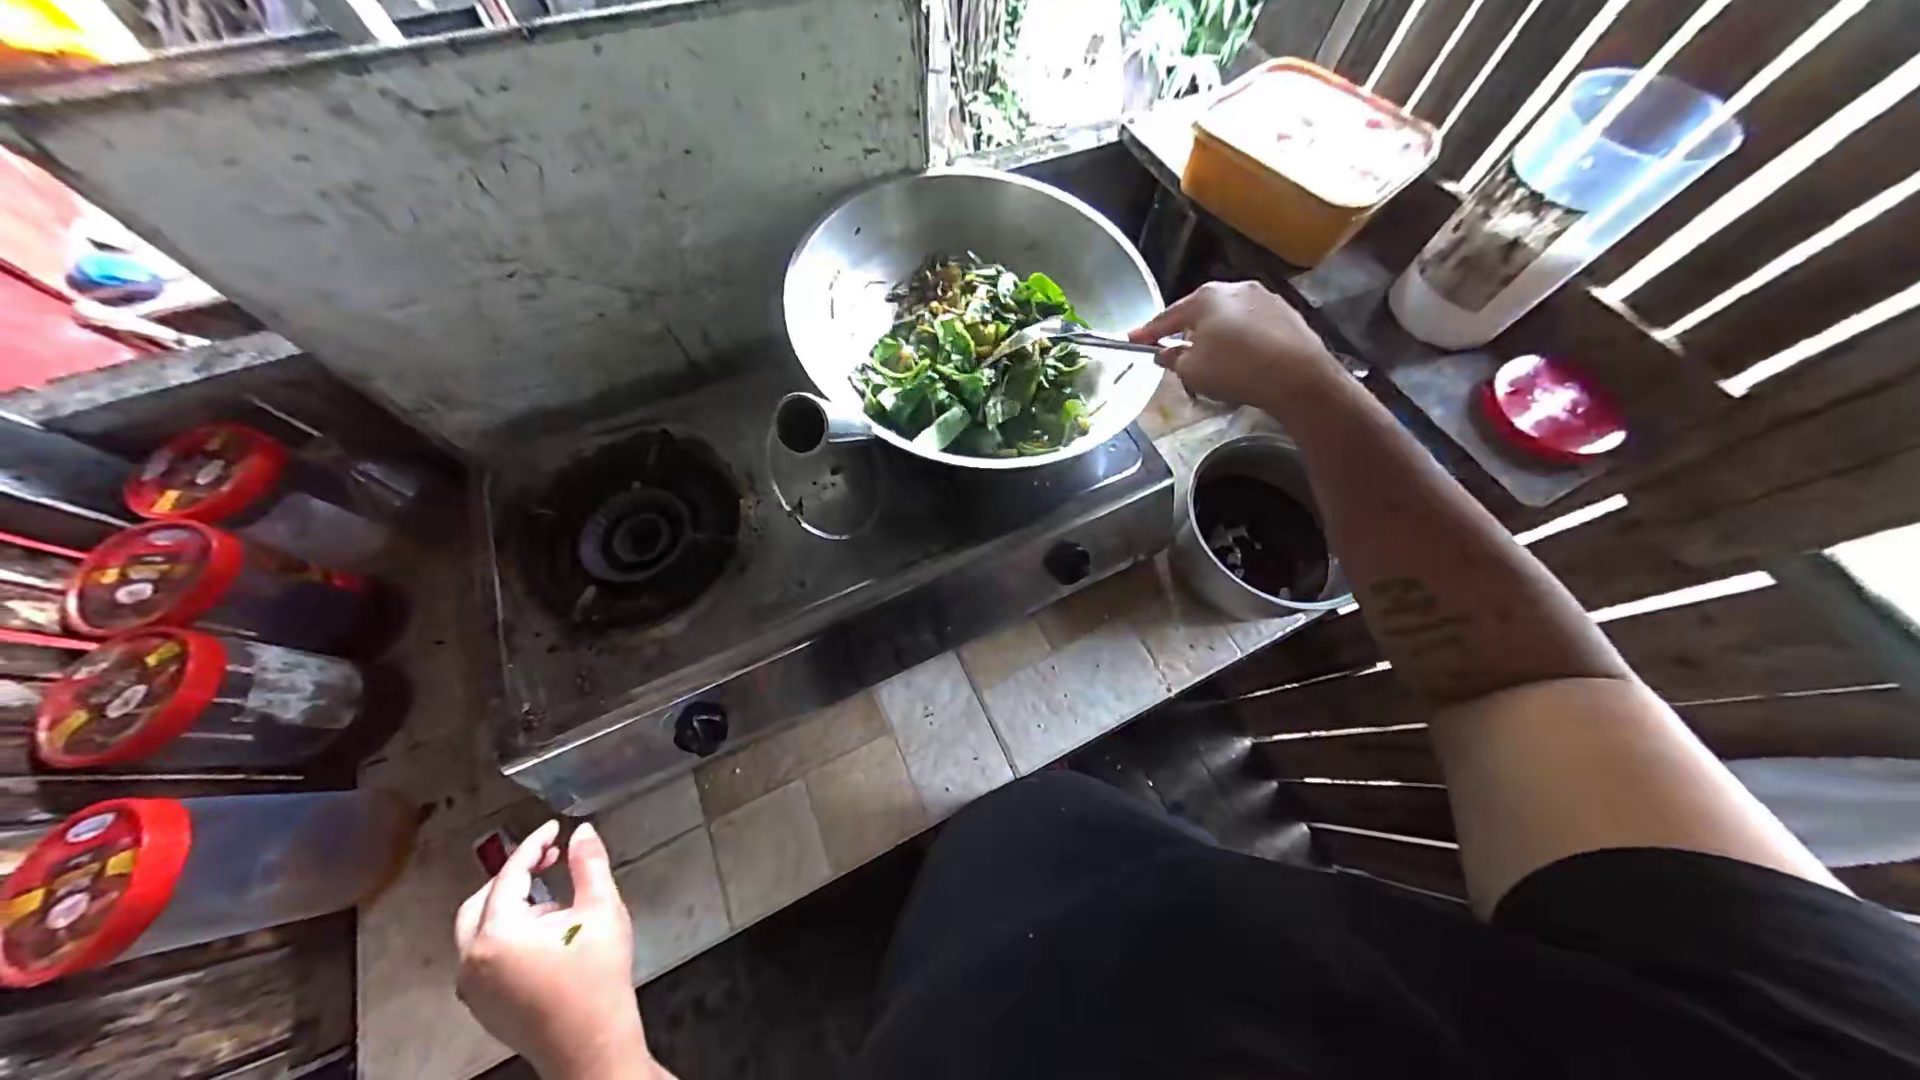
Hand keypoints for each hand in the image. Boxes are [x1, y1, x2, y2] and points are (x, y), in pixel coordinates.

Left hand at [455, 821, 667, 1079]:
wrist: (591, 1042)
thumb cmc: (598, 975)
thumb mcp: (601, 909)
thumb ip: (590, 863)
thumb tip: (582, 832)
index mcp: (498, 935)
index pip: (509, 875)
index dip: (533, 845)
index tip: (555, 828)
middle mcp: (472, 961)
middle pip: (481, 901)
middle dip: (515, 874)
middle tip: (551, 857)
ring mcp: (471, 986)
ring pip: (479, 927)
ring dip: (511, 903)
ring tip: (555, 896)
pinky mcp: (480, 1002)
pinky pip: (483, 952)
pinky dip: (507, 930)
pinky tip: (546, 930)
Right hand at [1128, 281, 1345, 407]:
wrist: (1298, 376)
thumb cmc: (1235, 369)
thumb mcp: (1192, 371)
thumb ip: (1173, 359)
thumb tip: (1164, 354)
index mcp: (1206, 297)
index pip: (1166, 316)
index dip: (1147, 332)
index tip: (1132, 340)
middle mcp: (1235, 288)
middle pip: (1198, 312)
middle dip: (1183, 330)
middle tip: (1169, 349)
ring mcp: (1264, 298)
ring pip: (1226, 317)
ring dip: (1212, 335)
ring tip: (1206, 358)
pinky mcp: (1285, 314)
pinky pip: (1249, 325)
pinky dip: (1237, 339)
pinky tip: (1237, 358)